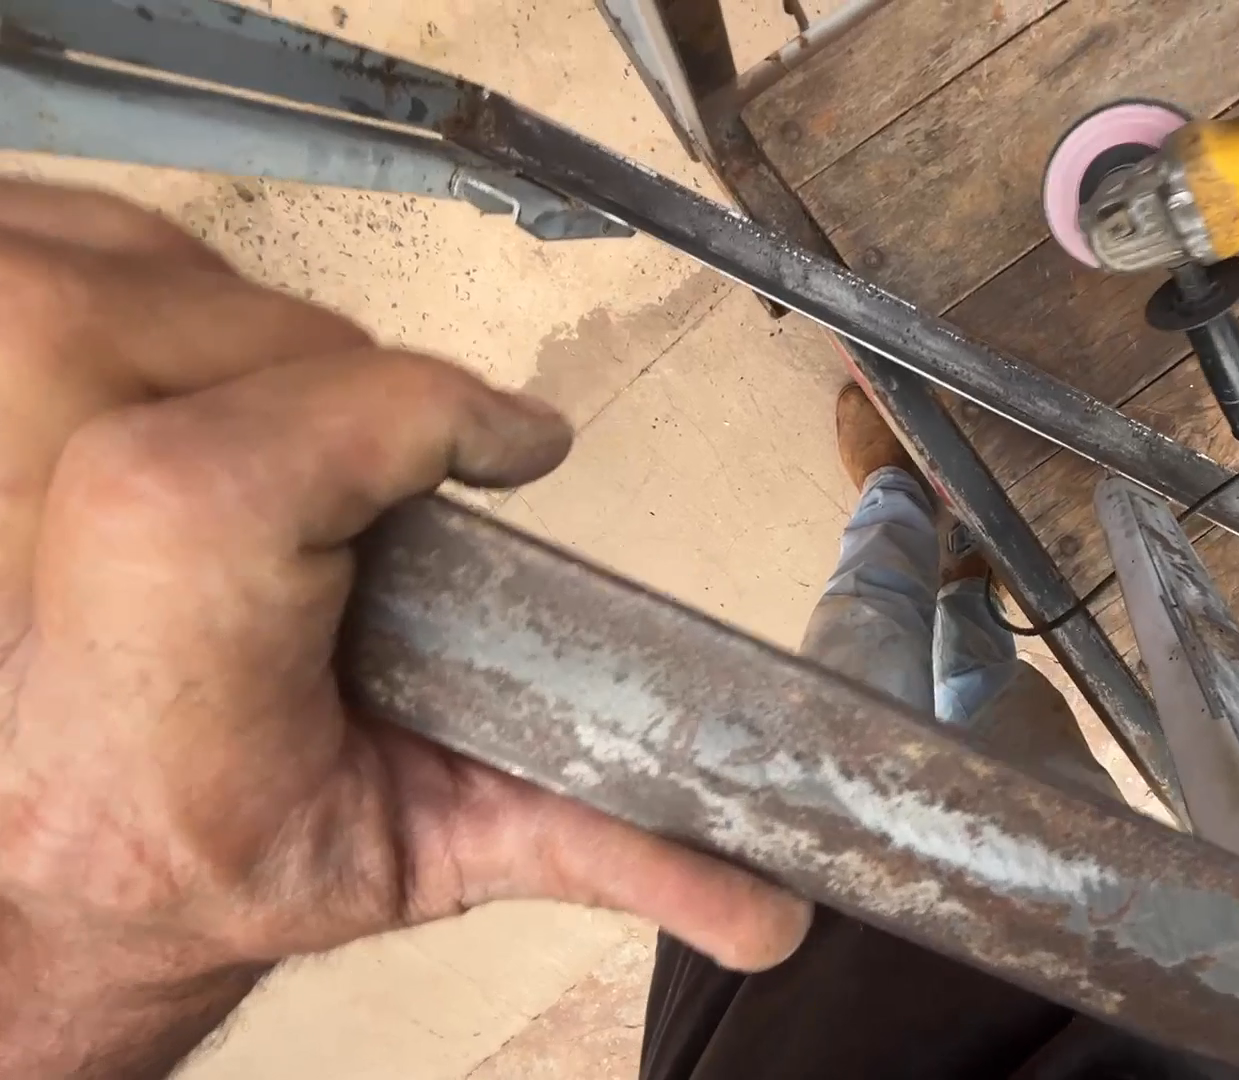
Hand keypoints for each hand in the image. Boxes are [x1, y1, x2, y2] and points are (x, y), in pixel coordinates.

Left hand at [0, 181, 809, 1075]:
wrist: (41, 869)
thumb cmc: (234, 864)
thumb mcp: (451, 858)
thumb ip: (621, 857)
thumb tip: (781, 910)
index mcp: (151, 739)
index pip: (208, 496)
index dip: (392, 419)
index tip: (520, 443)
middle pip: (106, 345)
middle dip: (301, 362)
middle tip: (394, 434)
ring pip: (48, 282)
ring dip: (212, 313)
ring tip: (302, 400)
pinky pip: (10, 254)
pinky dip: (108, 271)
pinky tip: (187, 362)